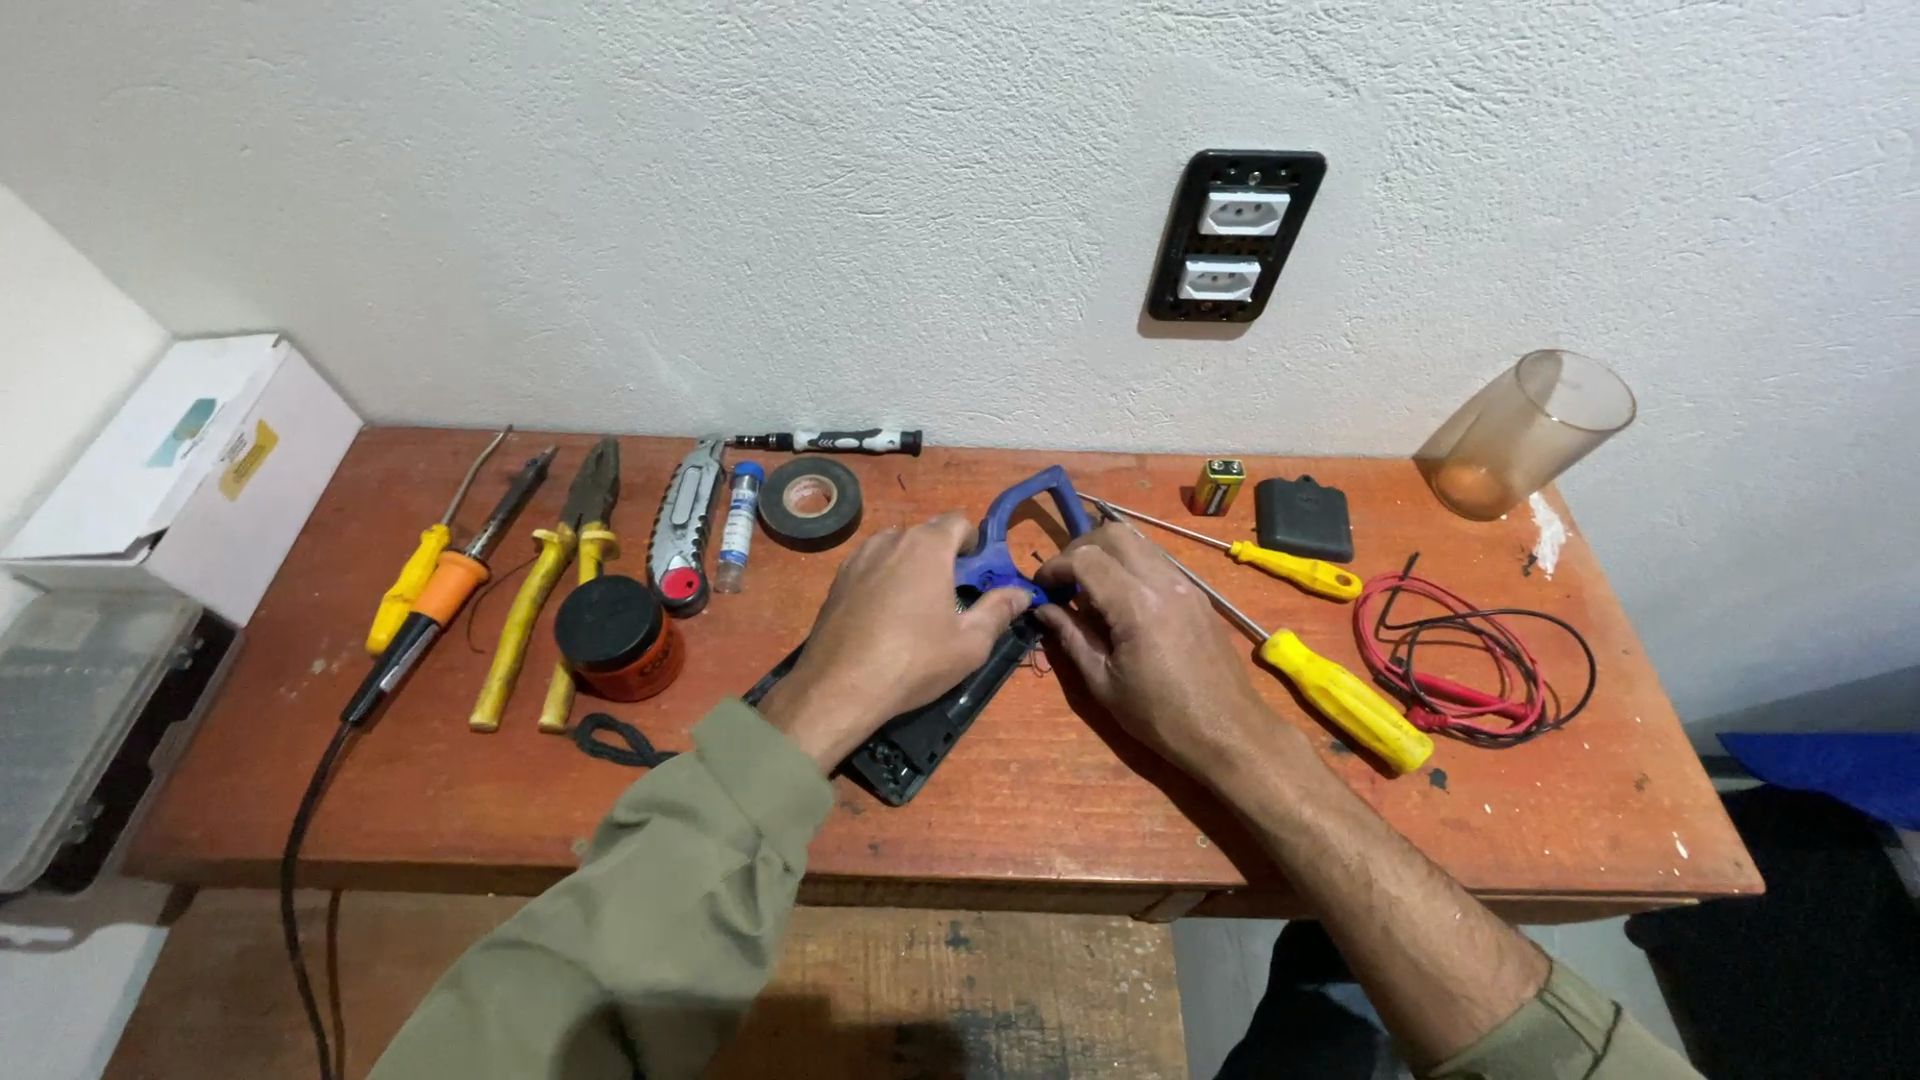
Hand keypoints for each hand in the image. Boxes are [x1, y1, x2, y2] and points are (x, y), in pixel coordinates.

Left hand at [756, 514, 1031, 771]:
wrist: (839, 686)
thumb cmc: (914, 661)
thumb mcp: (970, 644)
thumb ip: (998, 610)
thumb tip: (1021, 593)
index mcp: (928, 546)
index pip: (958, 521)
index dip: (973, 544)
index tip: (977, 575)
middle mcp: (891, 540)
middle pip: (926, 534)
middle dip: (943, 555)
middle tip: (952, 595)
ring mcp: (859, 557)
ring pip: (895, 547)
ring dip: (911, 564)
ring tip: (916, 605)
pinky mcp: (837, 579)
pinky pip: (871, 565)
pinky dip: (884, 577)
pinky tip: (884, 614)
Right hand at [1032, 523, 1285, 778]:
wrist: (1229, 733)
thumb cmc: (1160, 717)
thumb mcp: (1103, 682)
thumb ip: (1071, 636)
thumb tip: (1044, 608)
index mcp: (1136, 605)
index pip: (1085, 558)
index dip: (1055, 566)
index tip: (1041, 586)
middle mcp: (1163, 582)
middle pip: (1113, 534)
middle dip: (1079, 548)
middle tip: (1063, 580)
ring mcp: (1186, 584)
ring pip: (1139, 541)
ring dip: (1107, 553)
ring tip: (1089, 587)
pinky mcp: (1198, 595)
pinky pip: (1157, 560)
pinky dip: (1130, 564)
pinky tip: (1120, 599)